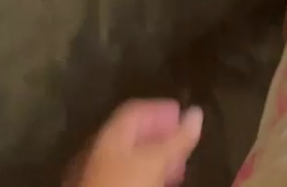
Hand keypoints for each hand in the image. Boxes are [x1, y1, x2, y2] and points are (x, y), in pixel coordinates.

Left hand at [66, 100, 203, 186]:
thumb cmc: (124, 184)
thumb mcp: (157, 160)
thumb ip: (179, 136)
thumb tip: (197, 112)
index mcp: (110, 132)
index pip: (136, 107)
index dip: (161, 108)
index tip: (182, 115)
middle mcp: (96, 147)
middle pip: (131, 132)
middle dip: (159, 134)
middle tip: (181, 142)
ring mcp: (89, 172)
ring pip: (126, 156)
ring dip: (152, 156)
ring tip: (173, 167)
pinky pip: (120, 174)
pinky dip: (140, 173)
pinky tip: (154, 181)